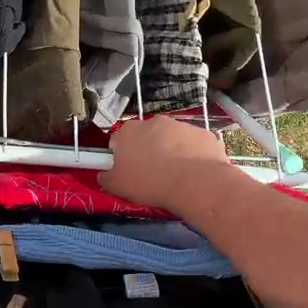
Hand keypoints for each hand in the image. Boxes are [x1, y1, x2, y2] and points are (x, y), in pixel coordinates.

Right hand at [99, 116, 232, 210]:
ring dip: (170, 152)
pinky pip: (193, 144)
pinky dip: (192, 155)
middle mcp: (154, 121)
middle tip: (151, 175)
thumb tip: (104, 174)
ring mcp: (181, 125)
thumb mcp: (117, 186)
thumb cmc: (150, 183)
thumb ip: (106, 177)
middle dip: (147, 152)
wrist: (196, 184)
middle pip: (145, 137)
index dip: (121, 157)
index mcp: (128, 131)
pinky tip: (194, 172)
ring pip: (171, 139)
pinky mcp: (203, 134)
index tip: (128, 172)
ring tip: (175, 175)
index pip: (118, 141)